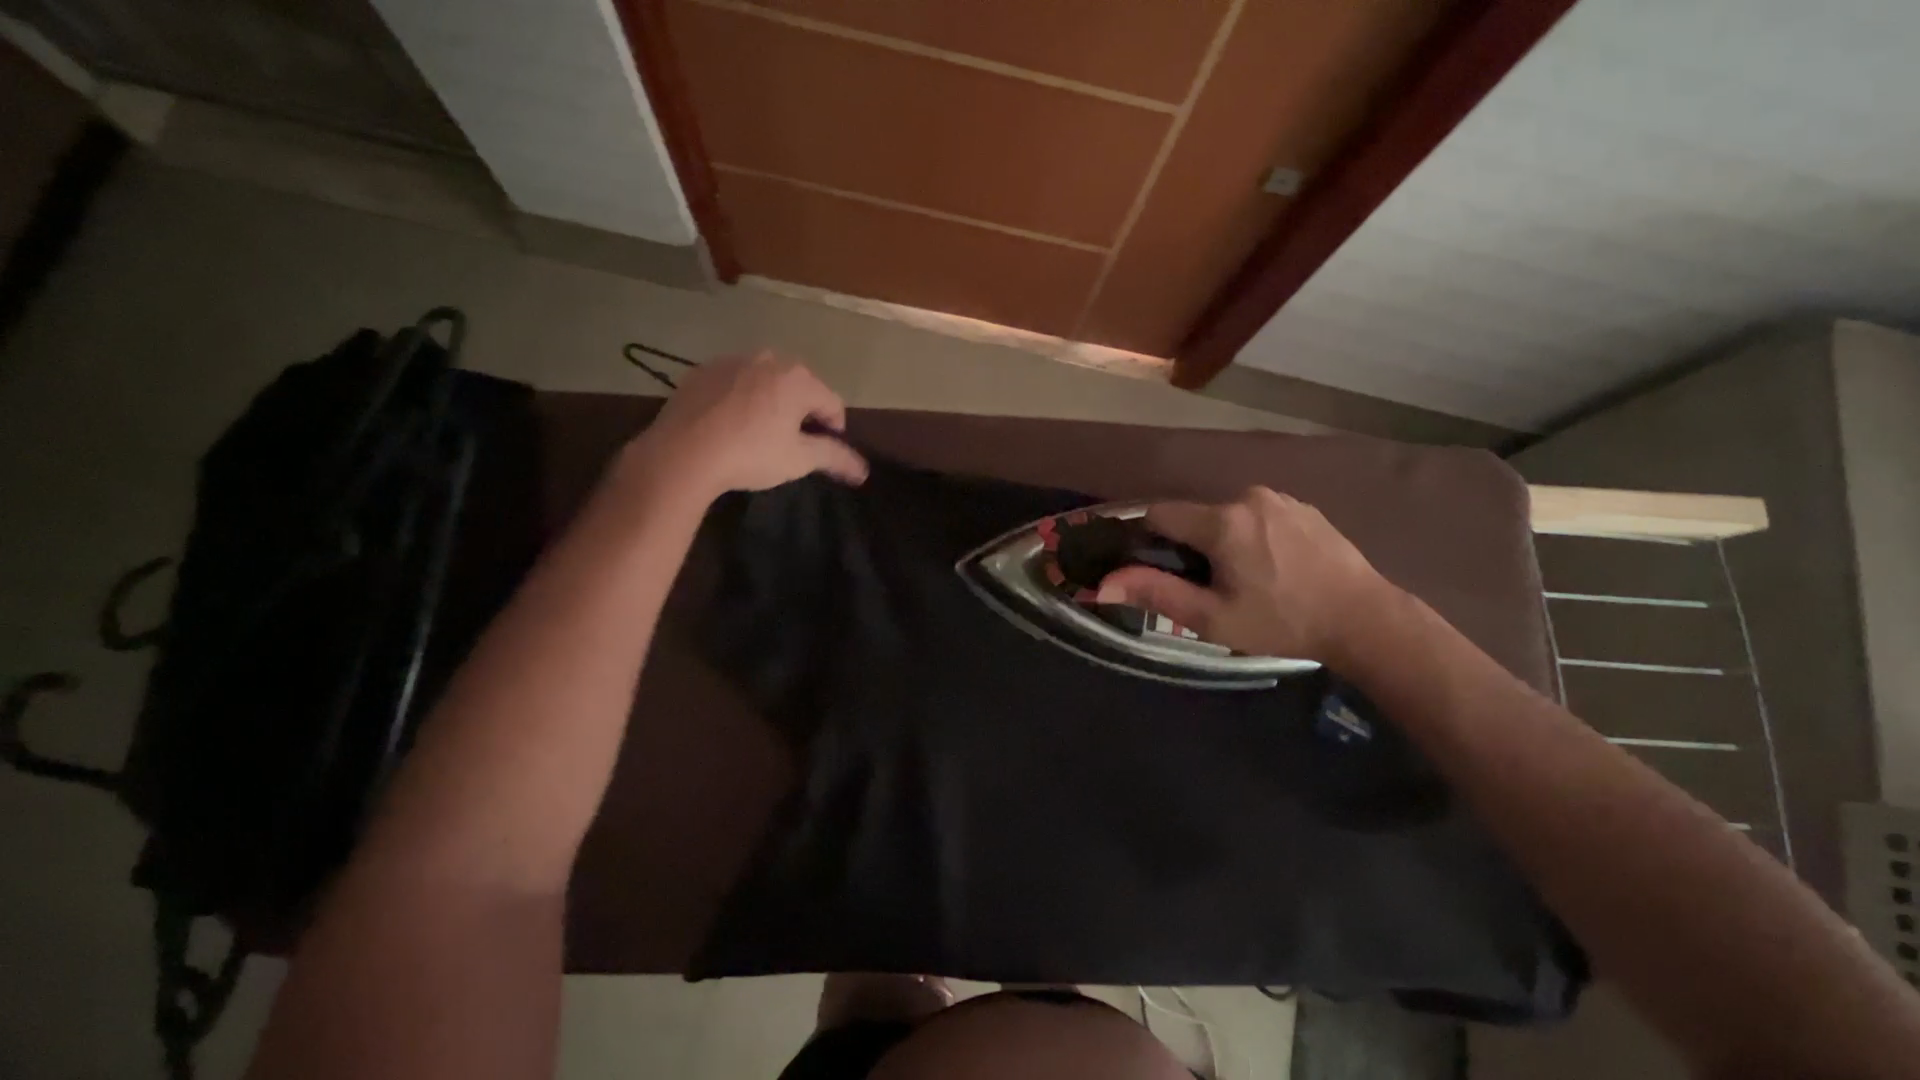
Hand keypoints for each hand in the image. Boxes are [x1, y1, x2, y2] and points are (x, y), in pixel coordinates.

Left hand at [624, 351, 867, 499]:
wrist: (683, 453)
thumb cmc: (750, 454)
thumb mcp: (798, 460)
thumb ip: (834, 458)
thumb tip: (863, 470)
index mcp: (799, 378)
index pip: (832, 404)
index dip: (833, 431)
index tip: (823, 452)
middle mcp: (770, 359)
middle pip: (800, 387)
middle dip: (801, 412)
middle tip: (790, 444)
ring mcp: (733, 361)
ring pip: (765, 381)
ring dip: (770, 402)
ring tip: (758, 434)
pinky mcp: (703, 370)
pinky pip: (734, 383)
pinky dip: (739, 399)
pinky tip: (729, 425)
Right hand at [1094, 487, 1395, 662]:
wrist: (1364, 619)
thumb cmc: (1283, 622)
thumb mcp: (1213, 618)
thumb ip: (1157, 594)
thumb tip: (1104, 584)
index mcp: (1222, 521)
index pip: (1159, 513)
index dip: (1147, 539)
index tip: (1155, 568)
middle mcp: (1249, 497)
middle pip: (1196, 515)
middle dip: (1191, 546)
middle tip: (1207, 587)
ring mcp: (1282, 499)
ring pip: (1228, 515)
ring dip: (1223, 541)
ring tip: (1245, 581)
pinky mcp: (1304, 508)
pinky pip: (1260, 516)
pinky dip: (1253, 536)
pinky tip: (1274, 569)